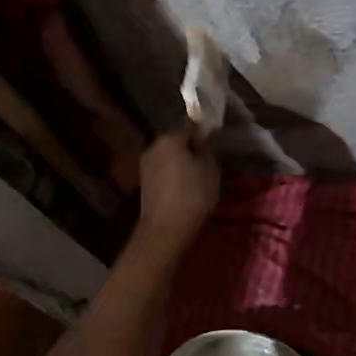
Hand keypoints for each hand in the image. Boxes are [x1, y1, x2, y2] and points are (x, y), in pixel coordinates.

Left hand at [136, 127, 219, 250]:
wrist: (166, 229)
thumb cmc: (193, 195)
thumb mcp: (210, 170)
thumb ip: (206, 150)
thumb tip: (201, 142)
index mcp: (169, 139)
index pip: (189, 126)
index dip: (202, 133)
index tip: (212, 143)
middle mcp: (153, 147)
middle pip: (175, 141)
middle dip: (189, 148)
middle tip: (206, 160)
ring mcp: (145, 164)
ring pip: (167, 156)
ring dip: (179, 162)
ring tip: (196, 175)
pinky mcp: (144, 182)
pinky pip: (162, 170)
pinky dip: (172, 174)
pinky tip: (183, 186)